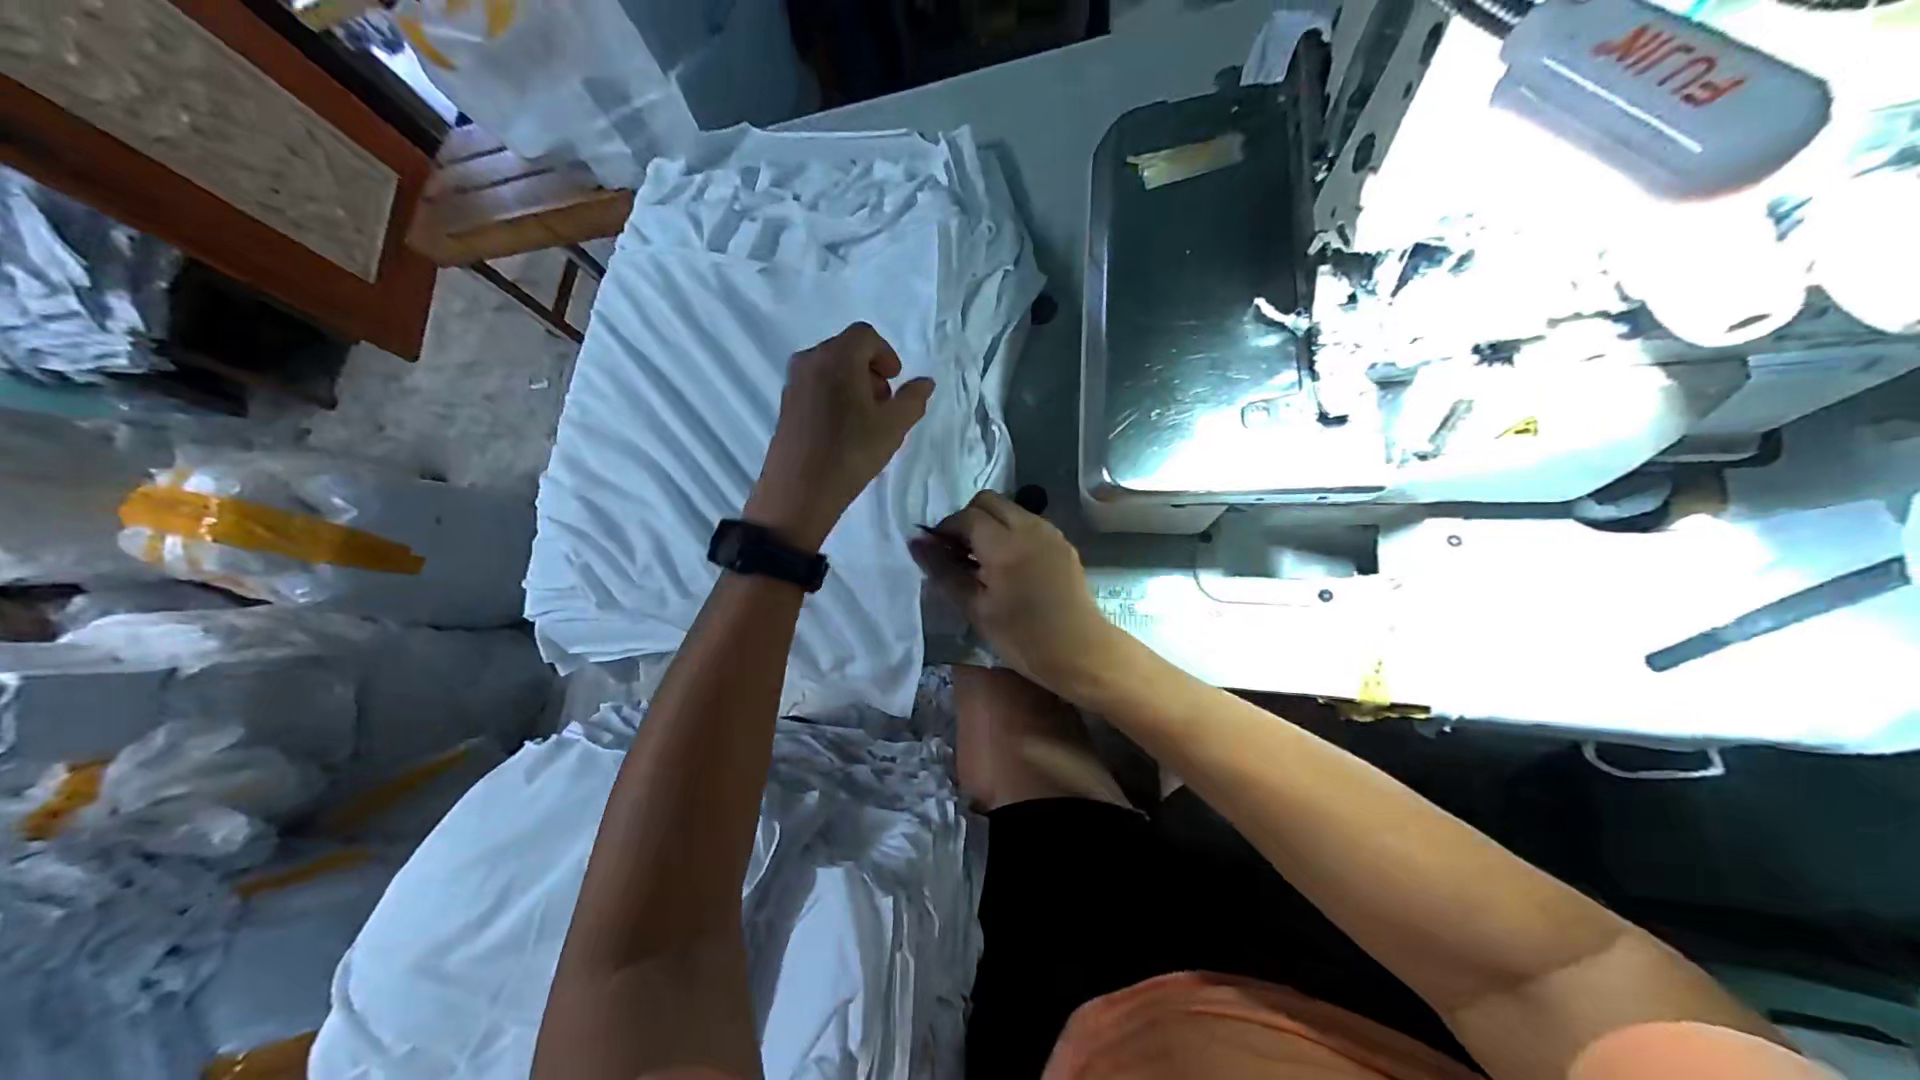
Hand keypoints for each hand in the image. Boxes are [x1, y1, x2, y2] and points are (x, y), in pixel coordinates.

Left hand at [745, 323, 934, 551]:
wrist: (799, 490)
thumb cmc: (851, 452)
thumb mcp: (893, 427)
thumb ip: (913, 399)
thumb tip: (925, 382)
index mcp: (837, 357)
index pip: (866, 336)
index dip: (886, 355)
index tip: (895, 381)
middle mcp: (810, 360)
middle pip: (846, 349)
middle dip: (870, 370)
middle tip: (883, 403)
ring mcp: (793, 382)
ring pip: (830, 368)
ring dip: (853, 383)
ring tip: (865, 420)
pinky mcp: (786, 403)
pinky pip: (816, 385)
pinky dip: (834, 394)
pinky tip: (843, 429)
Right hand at [911, 491, 1118, 697]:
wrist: (1081, 652)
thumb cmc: (1023, 637)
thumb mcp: (975, 609)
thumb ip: (944, 571)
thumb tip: (916, 542)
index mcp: (1005, 543)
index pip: (965, 516)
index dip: (945, 530)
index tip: (936, 553)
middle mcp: (1029, 527)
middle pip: (988, 501)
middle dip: (967, 519)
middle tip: (958, 553)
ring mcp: (1050, 532)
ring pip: (1010, 509)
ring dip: (990, 524)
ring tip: (981, 561)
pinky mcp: (1062, 544)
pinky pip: (1029, 523)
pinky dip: (1010, 533)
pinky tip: (1007, 566)